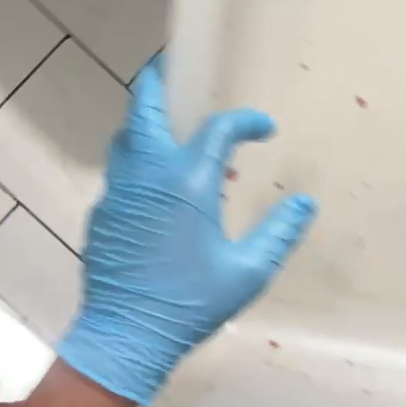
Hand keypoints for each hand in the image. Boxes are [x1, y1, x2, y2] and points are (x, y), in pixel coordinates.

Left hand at [57, 59, 317, 404]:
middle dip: (157, 81)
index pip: (218, 129)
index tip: (263, 130)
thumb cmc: (191, 303)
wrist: (127, 335)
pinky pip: (119, 176)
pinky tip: (152, 190)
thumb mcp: (248, 272)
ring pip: (125, 139)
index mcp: (187, 182)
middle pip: (143, 106)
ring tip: (167, 133)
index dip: (245, 122)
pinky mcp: (101, 216)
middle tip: (169, 71)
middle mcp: (147, 175)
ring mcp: (117, 193)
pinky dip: (136, 166)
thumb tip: (304, 204)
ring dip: (144, 125)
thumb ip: (279, 233)